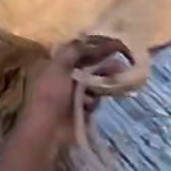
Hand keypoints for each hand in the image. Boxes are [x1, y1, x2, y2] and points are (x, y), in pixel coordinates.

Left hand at [14, 37, 129, 148]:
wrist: (49, 128)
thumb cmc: (51, 95)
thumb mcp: (58, 67)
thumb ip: (73, 51)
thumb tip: (89, 41)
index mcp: (58, 65)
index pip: (82, 52)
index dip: (99, 48)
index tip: (117, 46)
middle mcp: (67, 77)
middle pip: (92, 67)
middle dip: (105, 66)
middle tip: (121, 66)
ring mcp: (75, 94)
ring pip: (96, 83)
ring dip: (102, 84)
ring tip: (111, 84)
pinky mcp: (83, 108)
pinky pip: (95, 99)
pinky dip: (94, 101)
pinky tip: (87, 105)